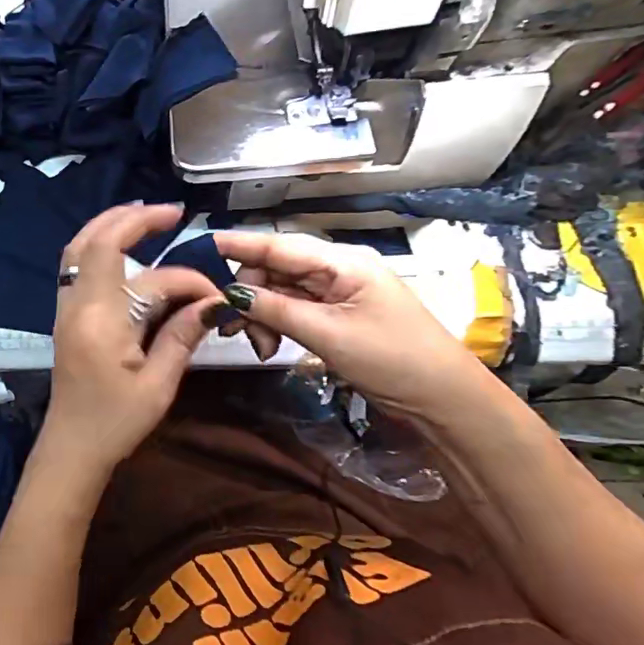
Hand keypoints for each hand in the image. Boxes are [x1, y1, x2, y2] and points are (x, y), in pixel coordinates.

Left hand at [41, 205, 224, 473]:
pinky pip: (76, 267)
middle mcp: (77, 306)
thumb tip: (211, 303)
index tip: (214, 295)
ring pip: (79, 249)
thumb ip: (182, 336)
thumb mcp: (158, 385)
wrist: (71, 447)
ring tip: (145, 216)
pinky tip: (121, 247)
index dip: (187, 280)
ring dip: (109, 226)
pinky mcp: (65, 316)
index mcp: (102, 322)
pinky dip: (97, 246)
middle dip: (133, 219)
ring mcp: (65, 309)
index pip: (150, 280)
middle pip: (96, 242)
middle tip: (172, 212)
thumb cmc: (115, 423)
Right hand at [213, 230, 491, 418]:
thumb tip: (230, 294)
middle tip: (231, 328)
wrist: (444, 400)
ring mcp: (335, 294)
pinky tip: (270, 347)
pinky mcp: (333, 316)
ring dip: (260, 316)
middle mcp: (335, 270)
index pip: (277, 245)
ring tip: (259, 347)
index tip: (199, 246)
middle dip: (247, 295)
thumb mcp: (328, 334)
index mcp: (341, 262)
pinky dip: (275, 326)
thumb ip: (275, 309)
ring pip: (278, 292)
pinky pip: (291, 310)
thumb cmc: (393, 359)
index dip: (237, 244)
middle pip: (273, 270)